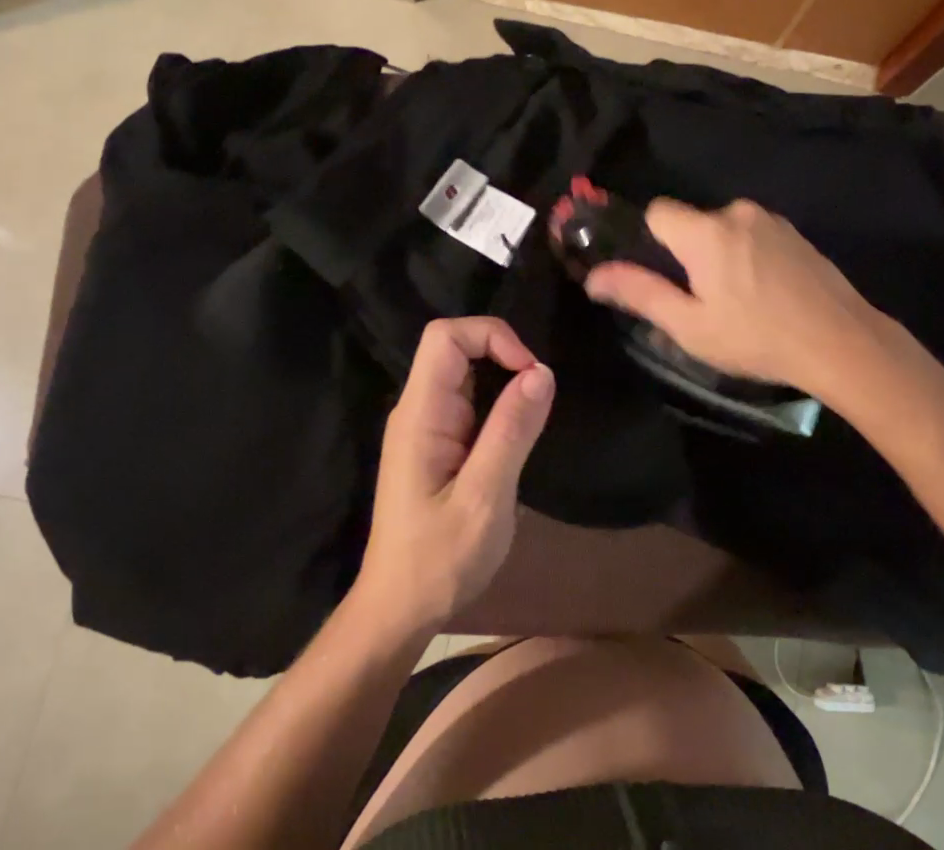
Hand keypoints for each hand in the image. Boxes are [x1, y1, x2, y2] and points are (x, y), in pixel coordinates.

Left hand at [355, 317, 554, 632]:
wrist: (401, 607)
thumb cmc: (440, 559)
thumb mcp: (484, 497)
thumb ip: (511, 432)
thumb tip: (541, 372)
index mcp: (420, 415)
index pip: (445, 337)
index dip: (492, 336)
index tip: (532, 373)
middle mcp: (418, 412)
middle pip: (454, 349)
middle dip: (503, 356)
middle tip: (542, 398)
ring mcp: (425, 430)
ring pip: (464, 376)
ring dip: (504, 383)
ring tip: (536, 418)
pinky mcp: (437, 448)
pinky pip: (469, 405)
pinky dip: (499, 407)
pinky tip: (519, 435)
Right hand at [584, 198, 876, 392]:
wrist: (841, 341)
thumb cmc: (757, 338)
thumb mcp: (690, 326)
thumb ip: (640, 293)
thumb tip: (593, 276)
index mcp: (706, 232)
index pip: (657, 212)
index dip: (650, 242)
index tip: (660, 277)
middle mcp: (738, 213)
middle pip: (692, 224)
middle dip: (687, 256)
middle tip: (701, 303)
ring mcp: (772, 221)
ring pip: (724, 231)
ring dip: (720, 258)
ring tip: (738, 304)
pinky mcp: (796, 234)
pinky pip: (753, 238)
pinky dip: (748, 259)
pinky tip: (765, 296)